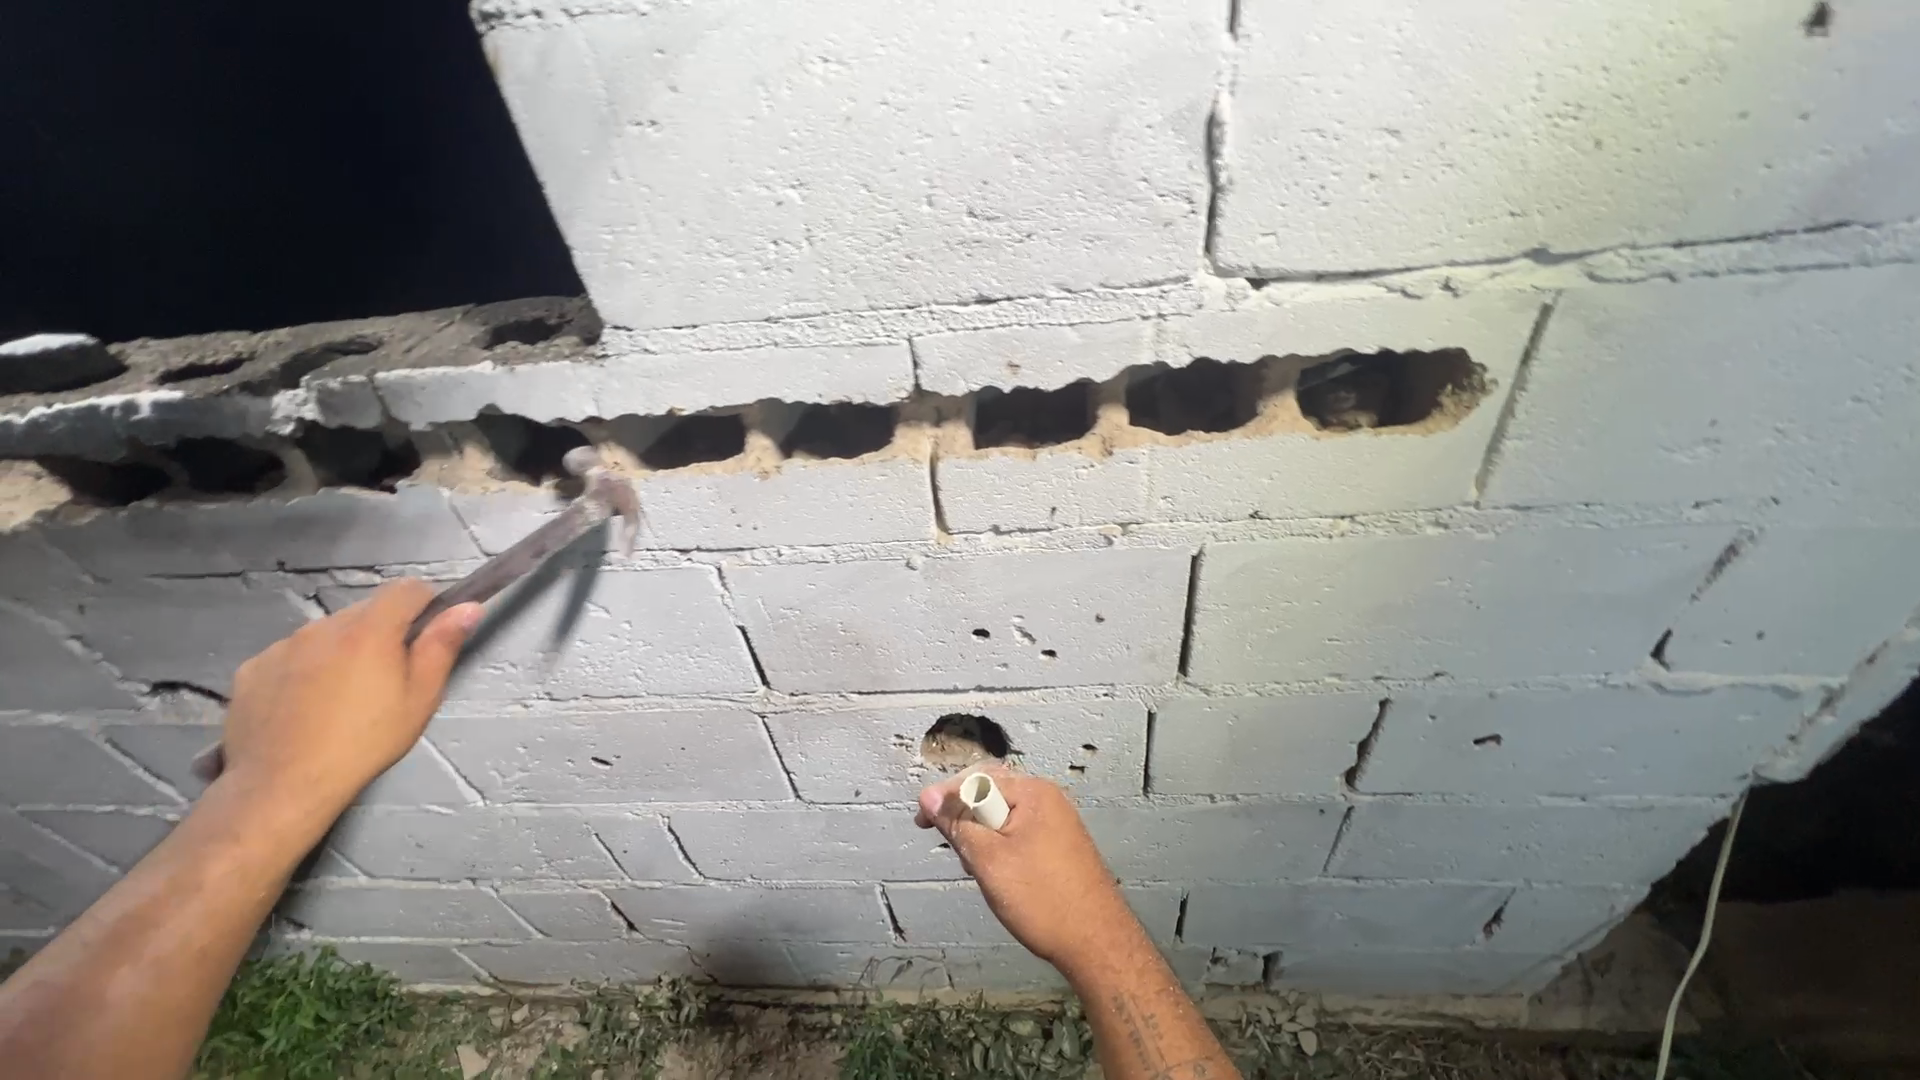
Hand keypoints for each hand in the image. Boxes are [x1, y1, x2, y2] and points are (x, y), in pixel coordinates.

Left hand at [217, 580, 479, 817]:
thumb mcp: (421, 696)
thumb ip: (443, 645)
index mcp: (370, 630)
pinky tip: (308, 704)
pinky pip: (292, 654)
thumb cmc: (365, 741)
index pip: (406, 589)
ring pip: (328, 632)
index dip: (426, 604)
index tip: (430, 634)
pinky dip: (307, 667)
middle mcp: (322, 627)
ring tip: (346, 695)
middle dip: (385, 631)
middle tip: (391, 676)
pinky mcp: (252, 669)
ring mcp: (282, 647)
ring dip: (345, 648)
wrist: (282, 785)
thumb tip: (468, 607)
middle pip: (366, 610)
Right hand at [916, 767, 1136, 970]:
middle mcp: (1047, 798)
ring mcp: (1057, 821)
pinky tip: (1001, 877)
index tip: (922, 822)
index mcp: (1033, 792)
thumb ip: (957, 824)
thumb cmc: (1042, 900)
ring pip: (1003, 816)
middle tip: (956, 852)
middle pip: (990, 793)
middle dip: (966, 820)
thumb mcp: (988, 860)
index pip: (976, 779)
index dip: (946, 798)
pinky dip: (1001, 848)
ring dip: (983, 838)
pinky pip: (1019, 831)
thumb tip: (929, 795)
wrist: (1097, 943)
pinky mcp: (1060, 843)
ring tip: (982, 872)